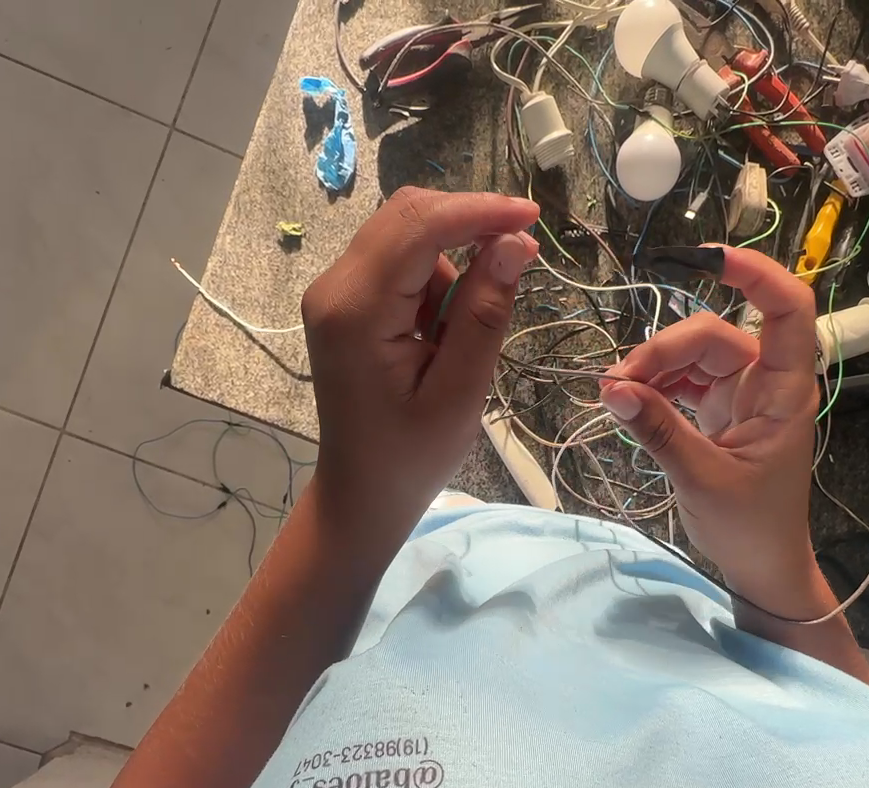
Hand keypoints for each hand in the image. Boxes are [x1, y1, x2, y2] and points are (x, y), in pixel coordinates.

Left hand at [301, 187, 539, 535]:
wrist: (363, 493)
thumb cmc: (411, 457)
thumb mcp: (459, 394)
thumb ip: (484, 315)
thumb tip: (514, 244)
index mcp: (356, 310)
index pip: (418, 227)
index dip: (479, 212)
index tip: (533, 218)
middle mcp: (335, 287)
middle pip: (406, 218)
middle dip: (468, 229)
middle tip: (519, 260)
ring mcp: (336, 294)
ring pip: (408, 241)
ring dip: (452, 271)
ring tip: (460, 342)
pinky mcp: (346, 305)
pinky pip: (399, 268)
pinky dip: (434, 288)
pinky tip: (439, 338)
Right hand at [599, 246, 828, 619]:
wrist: (762, 566)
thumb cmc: (750, 526)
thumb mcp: (702, 478)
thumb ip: (658, 429)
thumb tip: (612, 387)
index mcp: (784, 390)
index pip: (787, 309)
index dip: (756, 274)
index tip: (706, 259)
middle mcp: (766, 382)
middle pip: (715, 335)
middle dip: (665, 350)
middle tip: (618, 384)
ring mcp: (741, 396)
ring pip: (695, 355)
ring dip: (655, 368)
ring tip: (617, 395)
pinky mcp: (719, 412)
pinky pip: (685, 381)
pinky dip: (657, 386)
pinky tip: (631, 400)